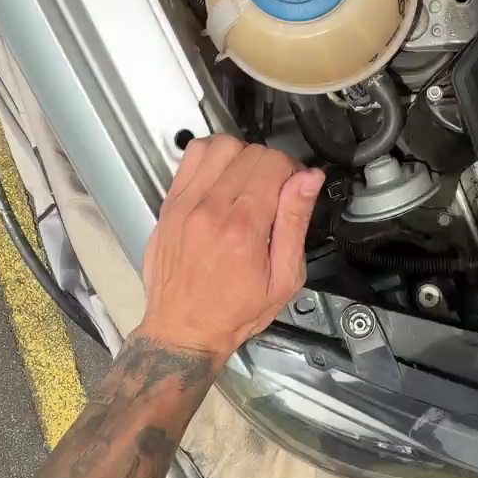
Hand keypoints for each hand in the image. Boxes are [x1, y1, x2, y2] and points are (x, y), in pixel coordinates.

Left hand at [135, 135, 323, 361]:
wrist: (184, 331)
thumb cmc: (234, 312)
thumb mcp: (284, 278)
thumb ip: (295, 222)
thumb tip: (308, 179)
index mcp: (242, 229)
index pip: (274, 164)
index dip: (293, 171)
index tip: (294, 189)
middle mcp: (210, 210)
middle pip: (250, 153)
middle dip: (272, 165)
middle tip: (275, 191)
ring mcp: (185, 205)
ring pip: (221, 146)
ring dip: (242, 156)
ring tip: (248, 182)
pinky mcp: (170, 205)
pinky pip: (192, 157)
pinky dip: (213, 156)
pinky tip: (223, 177)